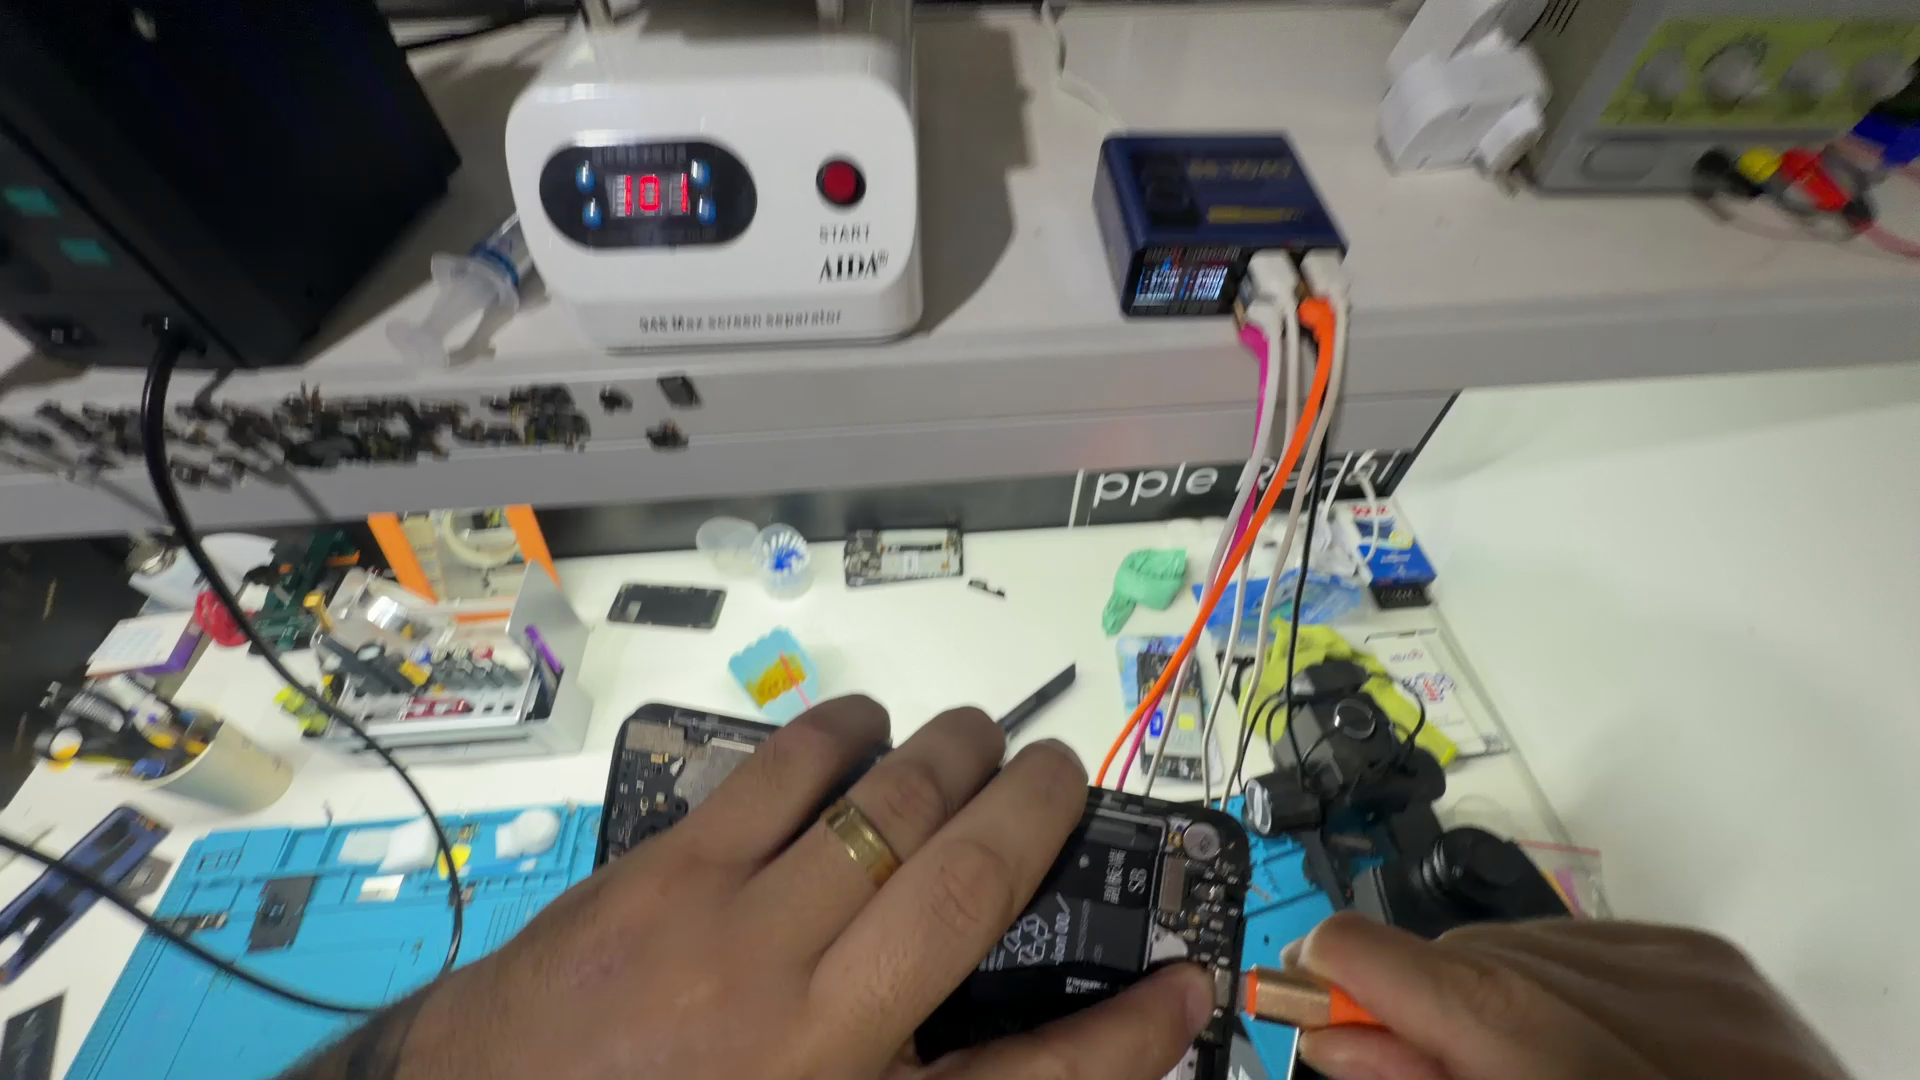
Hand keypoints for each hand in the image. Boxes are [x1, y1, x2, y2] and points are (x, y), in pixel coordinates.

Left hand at [298, 697, 1212, 1079]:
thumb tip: (976, 1024)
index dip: (1127, 1038)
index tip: (1187, 981)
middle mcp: (811, 1022)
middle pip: (970, 892)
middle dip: (1038, 813)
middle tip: (1063, 765)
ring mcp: (733, 935)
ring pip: (887, 812)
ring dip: (949, 755)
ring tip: (978, 731)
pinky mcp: (665, 874)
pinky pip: (782, 775)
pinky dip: (841, 734)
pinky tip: (865, 721)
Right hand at [1285, 913, 1852, 1079]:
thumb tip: (1325, 1030)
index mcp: (1577, 1072)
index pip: (1407, 967)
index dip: (1336, 973)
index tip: (1304, 994)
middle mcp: (1651, 1010)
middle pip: (1453, 961)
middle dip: (1422, 1006)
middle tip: (1429, 1060)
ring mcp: (1690, 976)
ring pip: (1502, 943)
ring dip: (1483, 994)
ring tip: (1526, 1059)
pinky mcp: (1706, 956)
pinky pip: (1560, 937)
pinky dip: (1542, 982)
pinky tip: (1578, 1036)